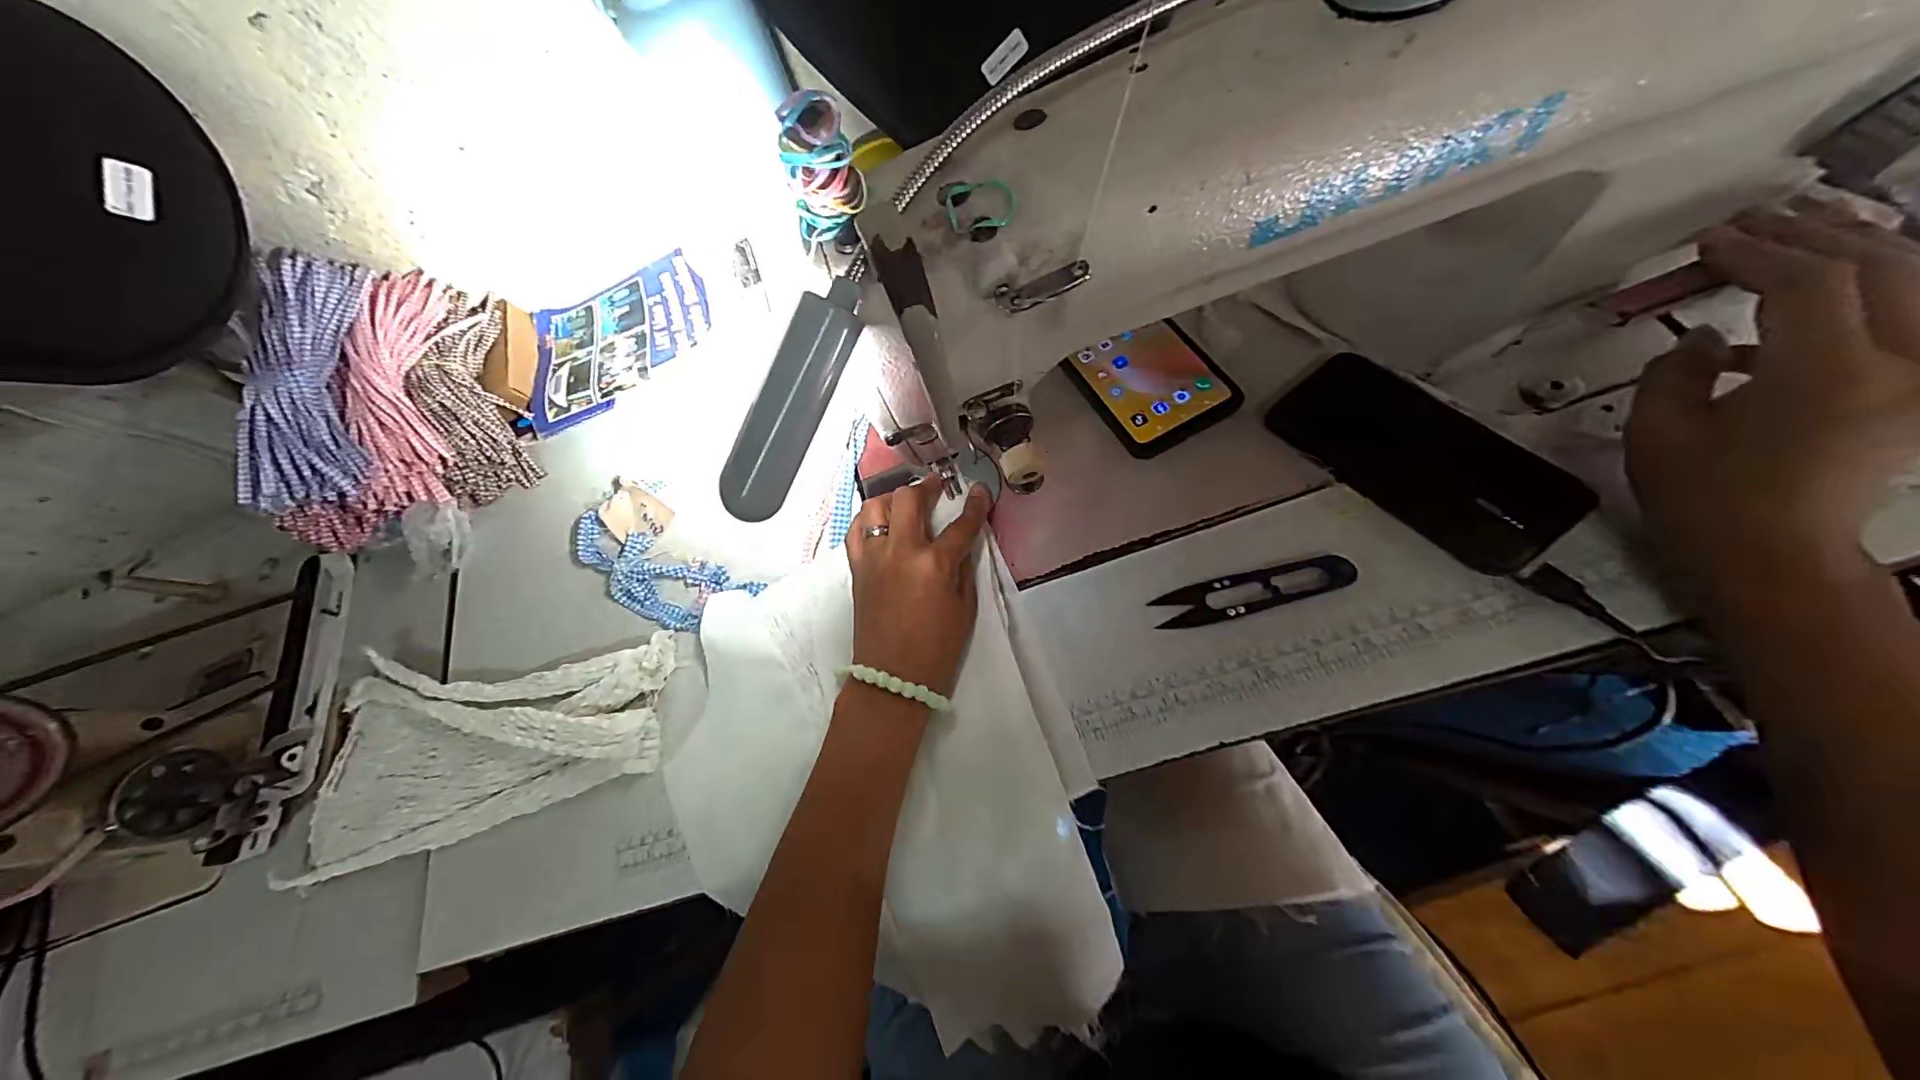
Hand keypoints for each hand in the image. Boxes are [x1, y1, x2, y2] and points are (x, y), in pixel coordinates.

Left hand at [845, 480, 991, 696]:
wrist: (892, 676)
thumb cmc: (937, 648)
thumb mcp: (965, 608)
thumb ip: (964, 568)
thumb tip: (962, 542)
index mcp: (934, 565)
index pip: (961, 525)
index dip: (975, 505)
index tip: (980, 491)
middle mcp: (900, 552)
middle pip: (909, 499)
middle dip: (927, 487)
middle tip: (938, 488)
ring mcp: (873, 558)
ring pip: (875, 507)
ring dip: (893, 499)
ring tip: (906, 503)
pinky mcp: (857, 568)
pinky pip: (857, 530)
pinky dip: (869, 519)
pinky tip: (881, 523)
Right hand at [1626, 199, 1919, 597]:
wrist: (1778, 558)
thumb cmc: (1706, 503)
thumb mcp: (1658, 437)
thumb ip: (1674, 373)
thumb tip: (1704, 338)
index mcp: (1827, 378)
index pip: (1808, 283)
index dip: (1758, 252)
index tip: (1713, 238)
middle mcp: (1905, 365)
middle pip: (1881, 266)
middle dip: (1814, 235)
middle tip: (1757, 220)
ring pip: (1916, 280)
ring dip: (1858, 248)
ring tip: (1804, 229)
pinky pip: (1913, 317)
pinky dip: (1872, 291)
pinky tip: (1819, 292)